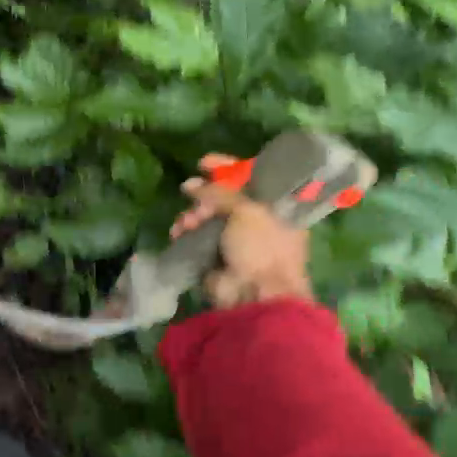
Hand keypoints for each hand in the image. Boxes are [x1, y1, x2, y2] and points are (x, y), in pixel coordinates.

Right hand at [171, 154, 314, 307]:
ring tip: (187, 223)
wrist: (255, 294)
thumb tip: (190, 185)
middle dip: (204, 195)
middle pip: (223, 197)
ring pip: (205, 215)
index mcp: (277, 210)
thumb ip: (219, 193)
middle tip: (189, 191)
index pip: (253, 180)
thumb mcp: (246, 211)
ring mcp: (235, 239)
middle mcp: (257, 222)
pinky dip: (185, 231)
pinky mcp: (215, 254)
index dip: (229, 168)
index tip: (204, 162)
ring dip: (192, 215)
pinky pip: (194, 234)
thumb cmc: (262, 248)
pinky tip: (179, 233)